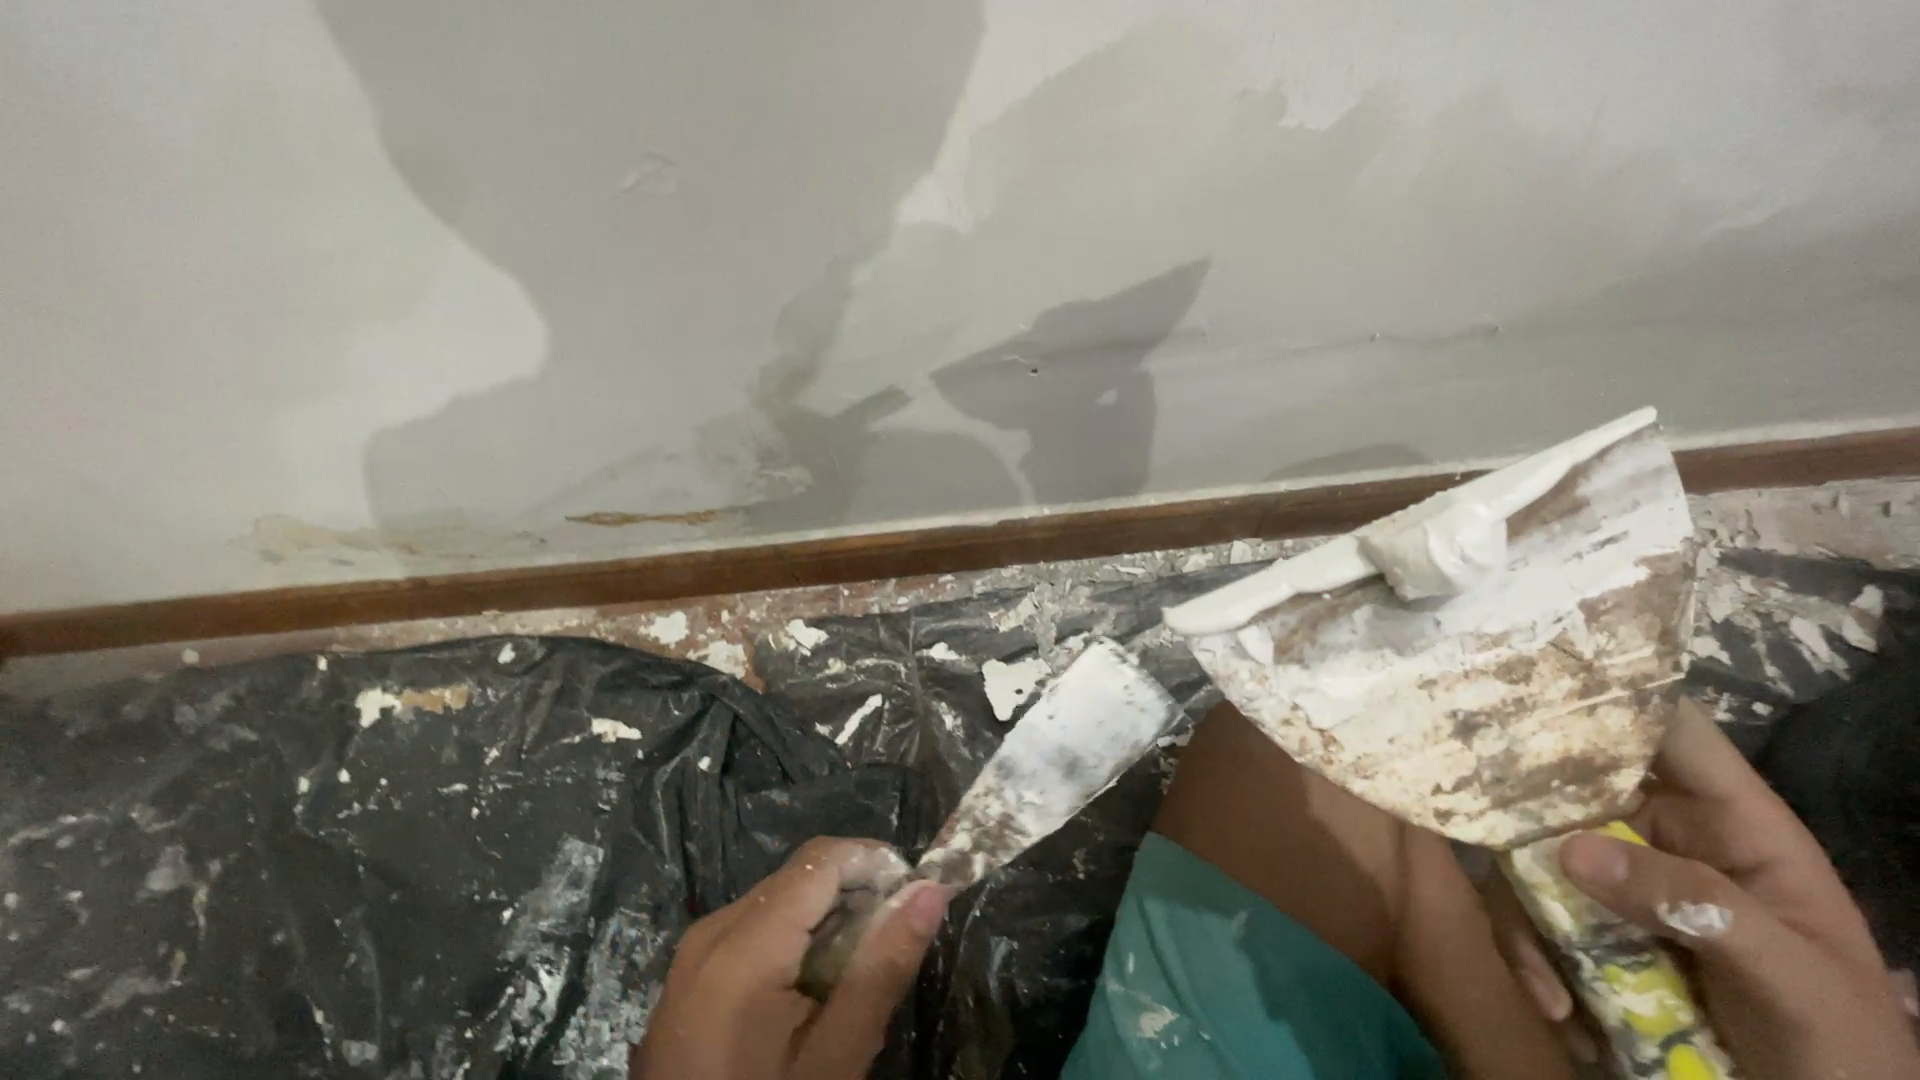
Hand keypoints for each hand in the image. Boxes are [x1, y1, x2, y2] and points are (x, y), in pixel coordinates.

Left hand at [631, 838, 950, 1079]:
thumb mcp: (834, 1061)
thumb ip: (881, 969)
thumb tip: (931, 890)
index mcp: (743, 947)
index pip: (821, 859)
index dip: (875, 863)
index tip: (916, 898)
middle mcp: (711, 931)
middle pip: (799, 877)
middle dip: (855, 894)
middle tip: (894, 945)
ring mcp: (694, 953)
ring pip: (779, 900)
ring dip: (828, 919)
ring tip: (859, 973)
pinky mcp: (691, 975)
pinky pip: (753, 928)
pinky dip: (795, 940)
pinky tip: (815, 990)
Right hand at [1491, 699, 1919, 1078]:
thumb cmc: (1841, 1048)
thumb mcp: (1794, 981)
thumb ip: (1698, 907)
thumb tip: (1571, 851)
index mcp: (1732, 825)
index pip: (1673, 734)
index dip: (1613, 699)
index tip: (1533, 688)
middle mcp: (1662, 838)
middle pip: (1575, 786)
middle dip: (1524, 808)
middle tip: (1482, 825)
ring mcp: (1616, 883)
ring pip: (1535, 857)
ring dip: (1527, 918)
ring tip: (1552, 991)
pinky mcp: (1584, 927)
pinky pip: (1528, 916)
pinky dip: (1529, 960)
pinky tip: (1557, 1010)